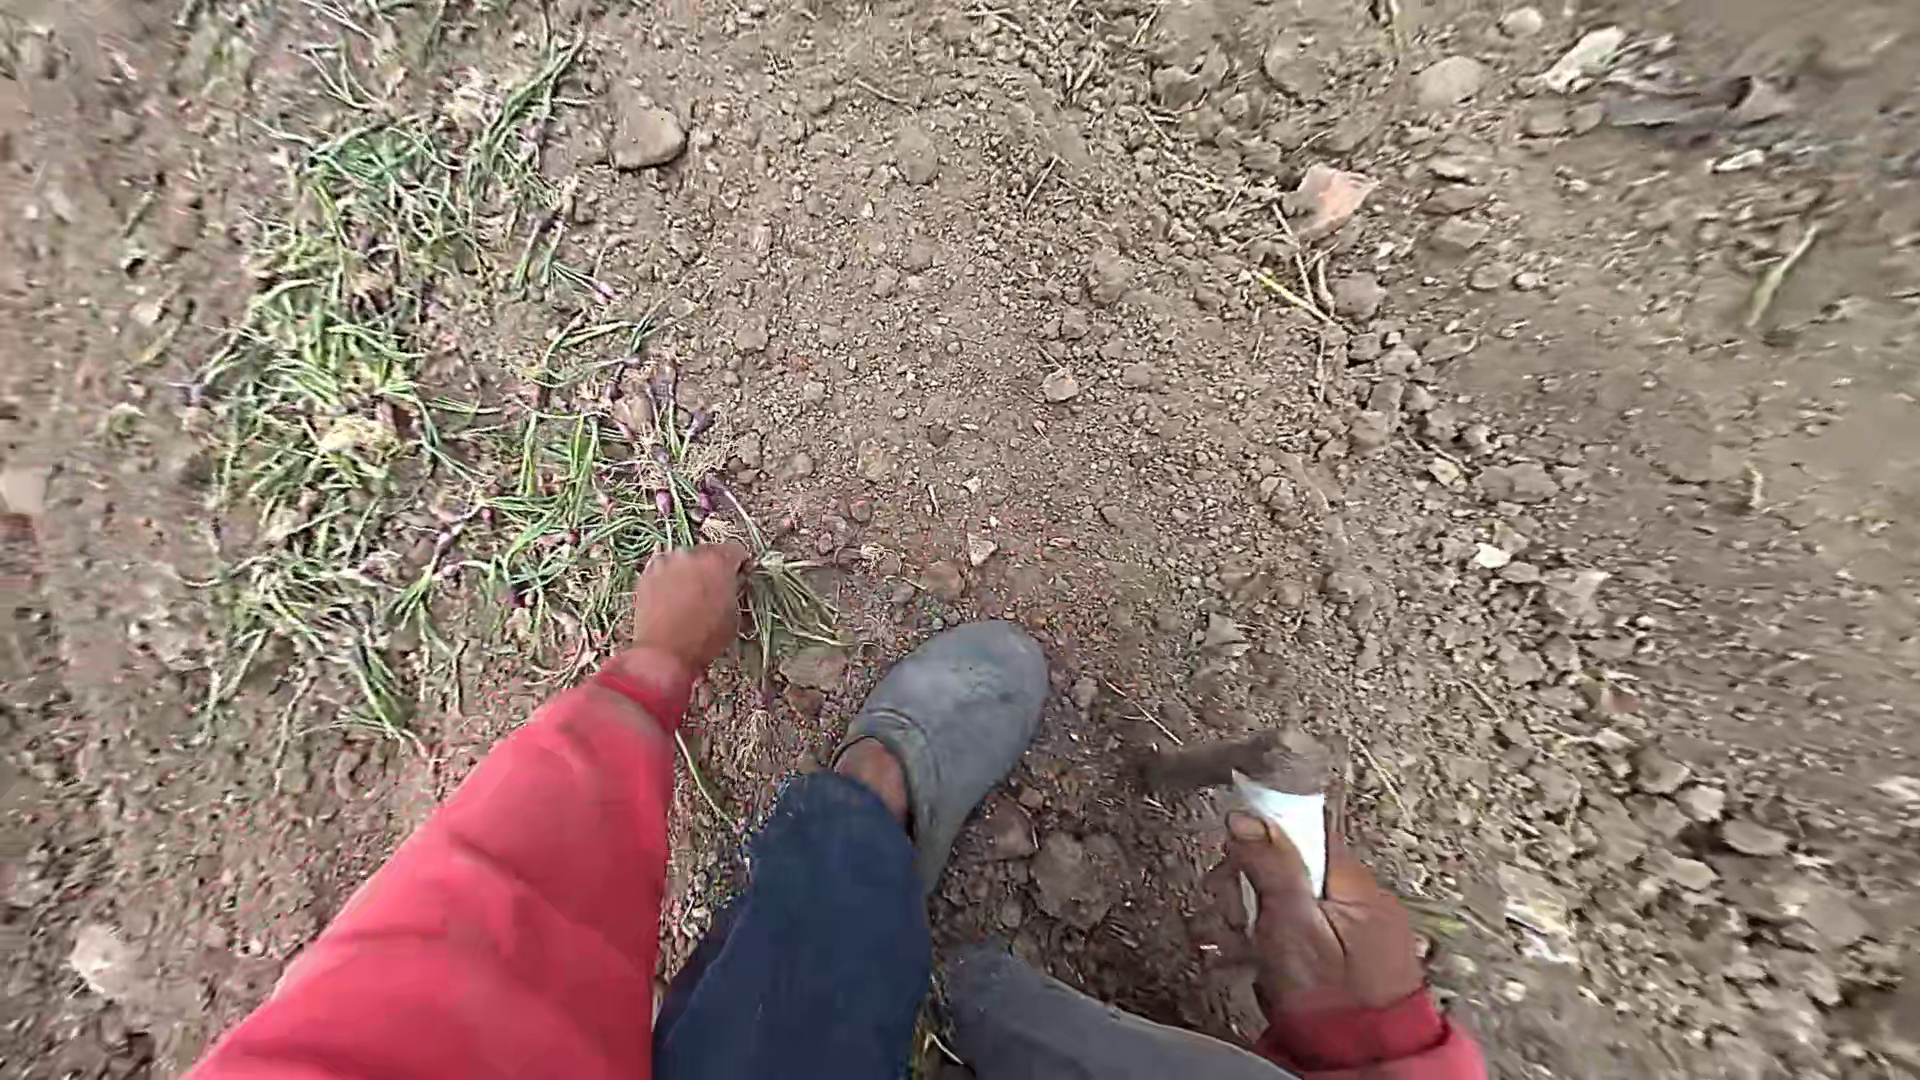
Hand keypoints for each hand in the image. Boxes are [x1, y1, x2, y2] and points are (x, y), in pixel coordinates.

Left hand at [628, 542, 748, 671]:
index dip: (740, 565)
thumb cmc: (705, 637)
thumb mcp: (734, 614)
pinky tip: (672, 598)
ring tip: (690, 593)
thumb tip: (733, 583)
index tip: (739, 577)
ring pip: (684, 560)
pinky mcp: (645, 575)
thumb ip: (735, 590)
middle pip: (708, 552)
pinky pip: (664, 570)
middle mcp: (690, 555)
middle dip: (713, 567)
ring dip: (690, 571)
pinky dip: (670, 579)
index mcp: (718, 561)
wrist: (663, 653)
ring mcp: (665, 563)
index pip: (736, 550)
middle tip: (714, 587)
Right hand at [1226, 812, 1423, 1014]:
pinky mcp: (1346, 948)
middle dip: (1257, 875)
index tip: (1239, 852)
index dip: (1266, 835)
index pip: (1305, 829)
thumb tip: (1247, 819)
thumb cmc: (1330, 1001)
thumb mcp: (1291, 925)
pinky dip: (1278, 924)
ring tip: (1248, 932)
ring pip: (1294, 888)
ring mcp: (1357, 926)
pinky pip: (1302, 915)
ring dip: (1262, 903)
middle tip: (1237, 901)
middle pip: (1296, 859)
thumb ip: (1271, 867)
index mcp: (1358, 887)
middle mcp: (1364, 900)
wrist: (1359, 1067)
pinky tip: (1266, 946)